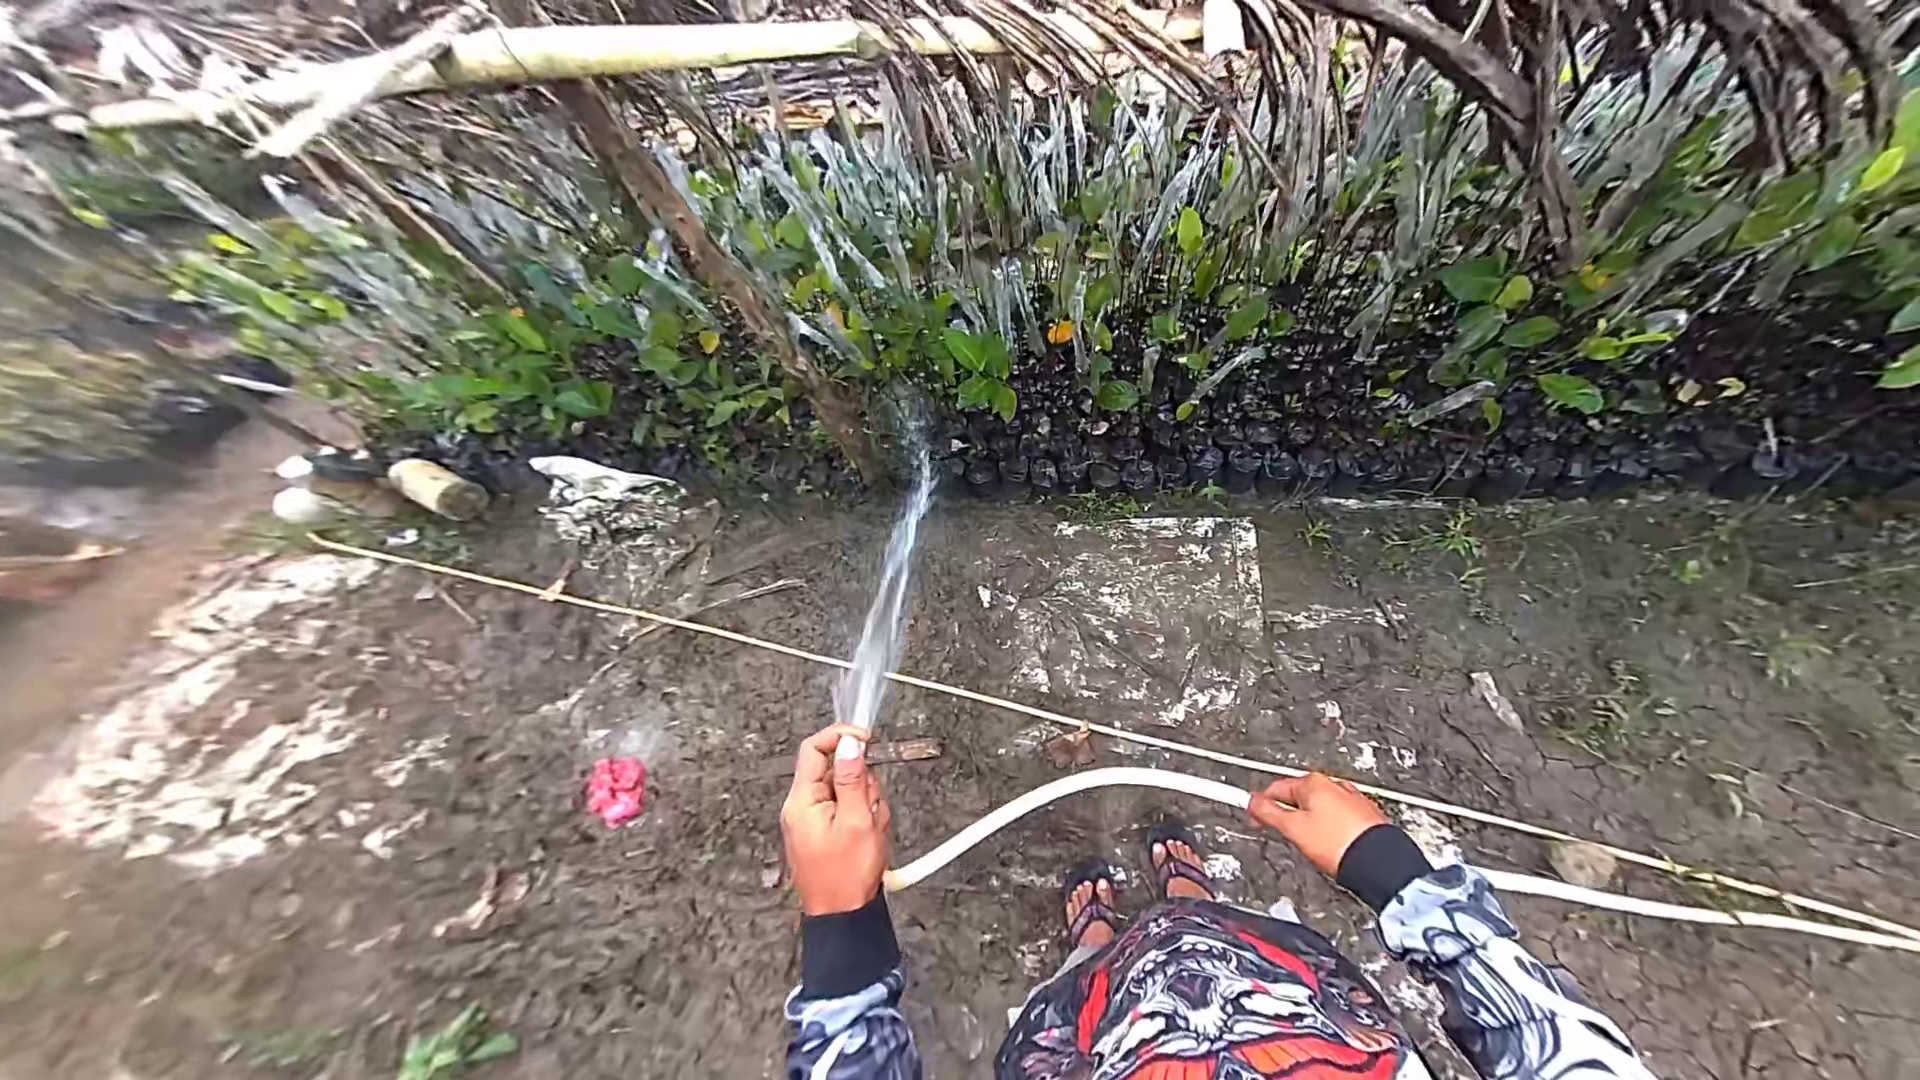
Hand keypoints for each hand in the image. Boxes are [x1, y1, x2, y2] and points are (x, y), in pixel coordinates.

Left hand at [781, 724, 891, 915]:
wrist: (844, 919)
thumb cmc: (847, 878)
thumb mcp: (857, 821)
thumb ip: (852, 779)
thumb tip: (849, 744)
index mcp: (802, 801)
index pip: (814, 748)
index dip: (840, 737)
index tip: (866, 740)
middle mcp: (802, 806)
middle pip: (835, 768)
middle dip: (861, 781)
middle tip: (870, 805)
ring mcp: (813, 819)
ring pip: (846, 787)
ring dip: (866, 801)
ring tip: (871, 828)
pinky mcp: (825, 829)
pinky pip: (848, 807)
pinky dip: (864, 815)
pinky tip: (869, 835)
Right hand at [1247, 773, 1390, 876]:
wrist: (1385, 868)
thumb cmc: (1342, 846)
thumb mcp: (1294, 829)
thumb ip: (1268, 812)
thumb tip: (1252, 802)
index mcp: (1313, 783)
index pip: (1275, 789)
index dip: (1262, 806)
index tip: (1257, 820)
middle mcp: (1334, 786)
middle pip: (1298, 797)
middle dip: (1288, 815)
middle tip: (1287, 835)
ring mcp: (1353, 801)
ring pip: (1320, 808)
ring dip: (1311, 823)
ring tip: (1313, 845)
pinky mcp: (1368, 817)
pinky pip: (1339, 819)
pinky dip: (1332, 830)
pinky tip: (1333, 846)